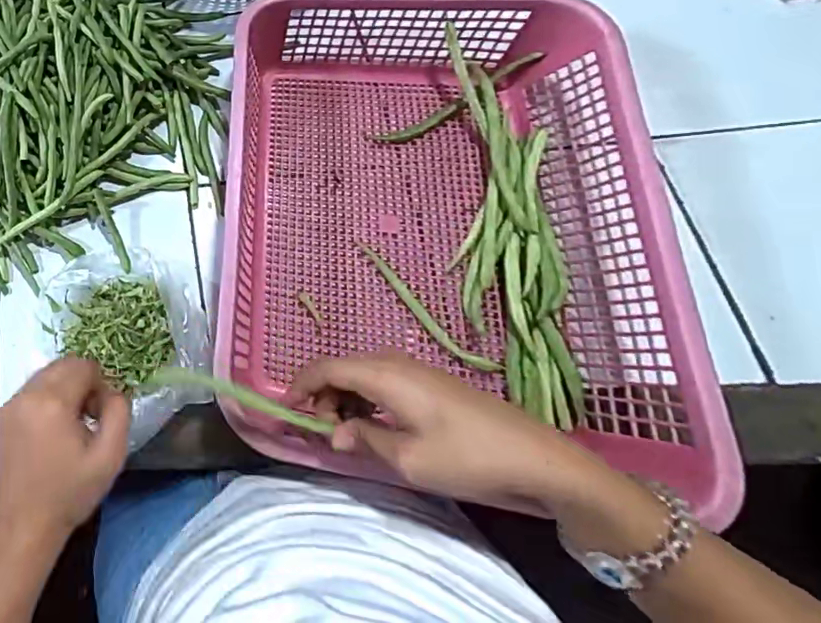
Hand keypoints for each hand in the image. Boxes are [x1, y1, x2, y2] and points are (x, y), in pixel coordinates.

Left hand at [0, 357, 130, 541]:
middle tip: (90, 417)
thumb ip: (119, 412)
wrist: (23, 526)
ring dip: (65, 388)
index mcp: (53, 402)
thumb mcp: (110, 456)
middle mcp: (28, 394)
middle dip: (82, 382)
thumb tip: (112, 390)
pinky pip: (32, 389)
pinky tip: (52, 430)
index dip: (100, 384)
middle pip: (64, 365)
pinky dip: (47, 398)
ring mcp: (11, 403)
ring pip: (48, 374)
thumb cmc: (69, 493)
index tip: (101, 414)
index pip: (84, 365)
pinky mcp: (2, 414)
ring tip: (71, 424)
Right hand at [287, 350, 624, 514]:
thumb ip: (364, 440)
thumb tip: (335, 433)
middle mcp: (394, 361)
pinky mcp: (428, 381)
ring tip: (346, 435)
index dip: (300, 385)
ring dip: (344, 399)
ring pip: (361, 374)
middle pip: (342, 367)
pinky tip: (374, 427)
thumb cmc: (467, 456)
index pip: (327, 366)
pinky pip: (381, 380)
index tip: (284, 411)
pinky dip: (365, 399)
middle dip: (321, 396)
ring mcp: (414, 368)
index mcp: (384, 373)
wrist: (535, 456)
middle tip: (321, 434)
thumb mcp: (409, 459)